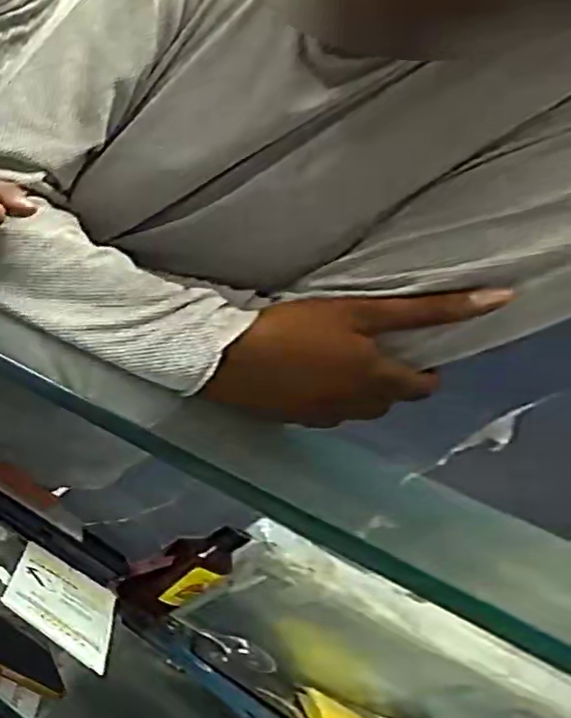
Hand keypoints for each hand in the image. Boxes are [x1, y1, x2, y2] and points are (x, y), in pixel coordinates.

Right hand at [201, 290, 514, 425]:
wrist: (217, 354)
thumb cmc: (288, 329)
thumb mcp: (355, 312)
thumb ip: (424, 311)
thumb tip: (499, 299)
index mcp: (376, 379)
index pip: (422, 387)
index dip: (422, 372)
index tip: (403, 355)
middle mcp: (351, 404)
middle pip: (385, 404)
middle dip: (384, 387)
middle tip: (363, 362)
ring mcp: (312, 414)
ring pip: (349, 413)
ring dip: (349, 398)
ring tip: (329, 375)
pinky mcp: (280, 417)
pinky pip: (313, 416)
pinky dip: (315, 403)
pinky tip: (298, 386)